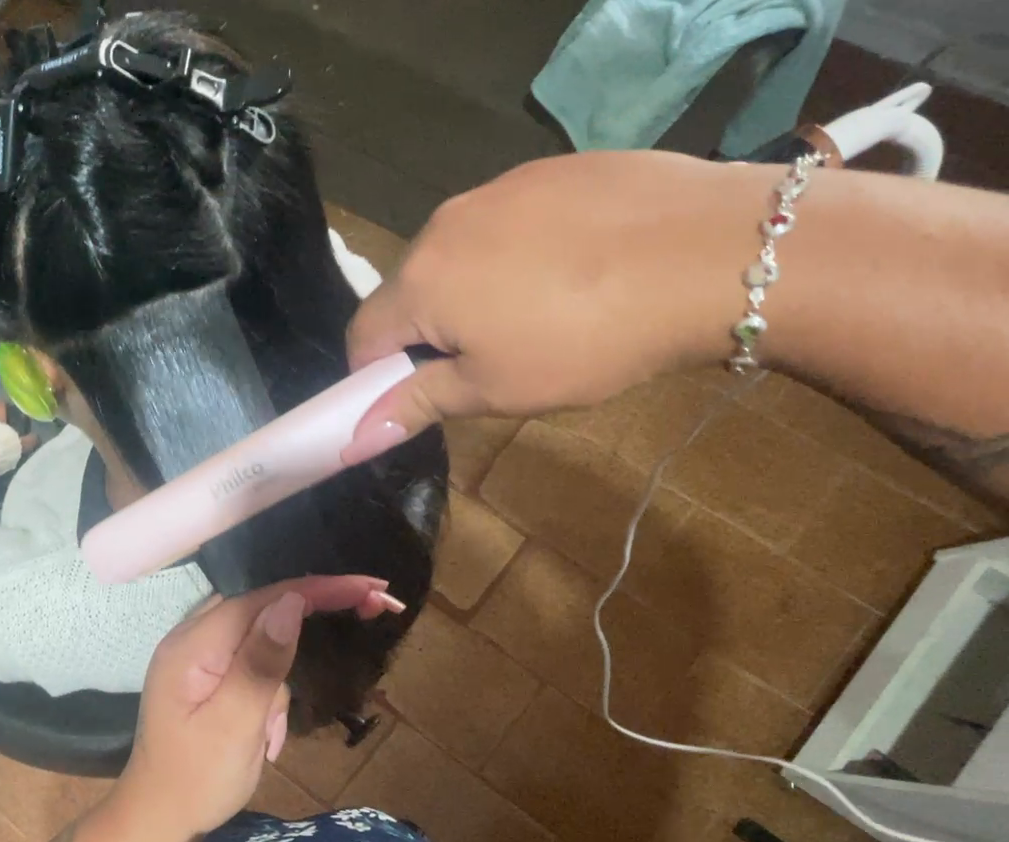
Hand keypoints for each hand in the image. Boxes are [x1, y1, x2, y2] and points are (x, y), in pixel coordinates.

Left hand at [103, 577, 399, 841]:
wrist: (160, 818)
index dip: (318, 589)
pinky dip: (268, 700)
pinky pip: (253, 671)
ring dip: (279, 688)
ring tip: (266, 738)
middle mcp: (191, 641)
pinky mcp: (206, 679)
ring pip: (262, 646)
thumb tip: (291, 603)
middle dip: (314, 615)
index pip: (262, 600)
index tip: (372, 589)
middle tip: (374, 608)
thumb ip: (261, 664)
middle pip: (264, 611)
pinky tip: (261, 739)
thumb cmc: (196, 778)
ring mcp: (197, 660)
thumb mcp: (234, 724)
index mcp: (192, 646)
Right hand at [342, 151, 773, 462]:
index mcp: (419, 282)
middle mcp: (442, 225)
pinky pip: (508, 219)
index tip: (421, 391)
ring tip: (540, 309)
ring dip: (471, 286)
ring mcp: (498, 188)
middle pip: (406, 290)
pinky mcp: (550, 167)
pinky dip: (520, 248)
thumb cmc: (590, 339)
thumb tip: (353, 440)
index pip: (361, 336)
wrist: (721, 252)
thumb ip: (416, 404)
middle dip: (427, 327)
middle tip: (488, 356)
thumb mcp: (496, 389)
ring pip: (456, 252)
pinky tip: (575, 267)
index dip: (377, 374)